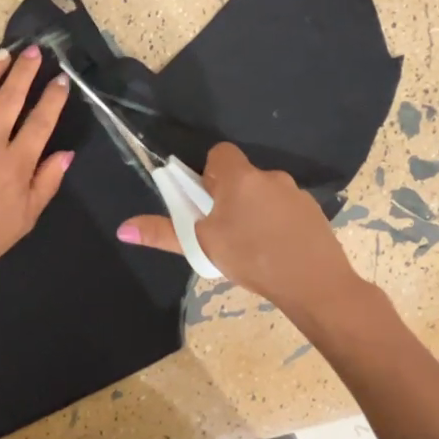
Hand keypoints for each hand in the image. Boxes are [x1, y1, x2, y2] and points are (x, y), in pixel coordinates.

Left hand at [0, 44, 73, 278]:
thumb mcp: (28, 216)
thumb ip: (47, 181)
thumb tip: (65, 153)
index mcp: (16, 162)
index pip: (40, 121)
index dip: (53, 97)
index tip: (60, 78)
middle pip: (10, 98)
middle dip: (24, 71)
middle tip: (32, 51)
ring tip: (1, 55)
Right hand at [117, 143, 370, 315]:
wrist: (316, 284)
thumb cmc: (252, 258)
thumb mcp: (201, 247)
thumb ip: (163, 234)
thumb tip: (122, 229)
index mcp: (238, 178)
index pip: (220, 153)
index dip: (209, 174)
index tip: (206, 202)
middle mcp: (269, 176)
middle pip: (241, 176)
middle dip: (230, 197)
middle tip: (223, 231)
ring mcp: (296, 194)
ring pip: (264, 194)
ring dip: (255, 211)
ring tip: (251, 247)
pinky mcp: (315, 213)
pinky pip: (287, 210)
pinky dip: (278, 225)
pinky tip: (276, 252)